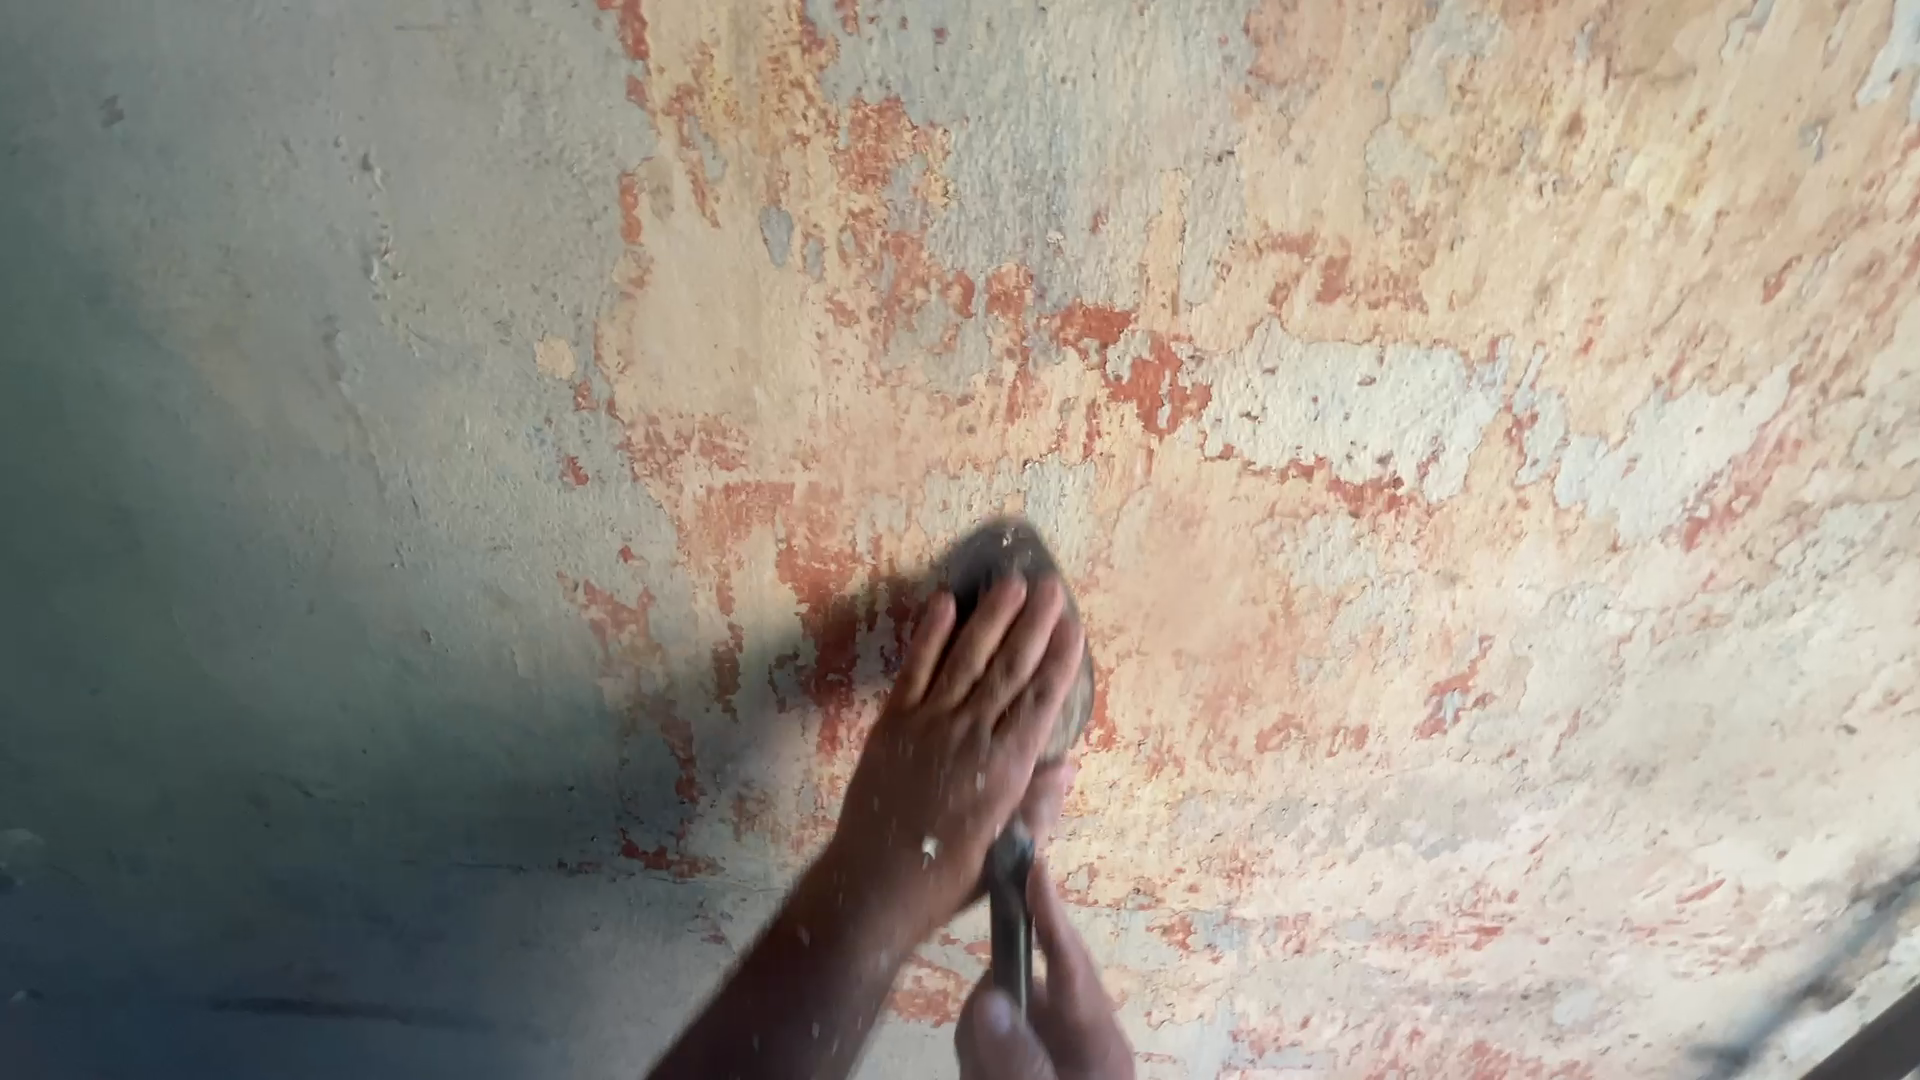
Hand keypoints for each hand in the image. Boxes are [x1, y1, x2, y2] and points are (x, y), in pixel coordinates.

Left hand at [821, 576, 1085, 949]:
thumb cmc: (950, 875)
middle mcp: (973, 732)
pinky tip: (945, 602)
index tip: (1074, 624)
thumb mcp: (1008, 852)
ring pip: (969, 657)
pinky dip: (931, 633)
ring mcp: (931, 720)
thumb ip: (1039, 805)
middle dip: (1034, 623)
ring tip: (1011, 582)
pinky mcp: (895, 719)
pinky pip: (916, 667)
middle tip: (1050, 585)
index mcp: (1007, 766)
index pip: (1043, 699)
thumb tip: (1068, 764)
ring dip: (991, 617)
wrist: (877, 883)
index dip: (1060, 658)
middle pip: (1011, 667)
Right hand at [956, 859, 1133, 1079]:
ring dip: (978, 1046)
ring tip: (982, 1079)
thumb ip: (1020, 1057)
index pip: (1071, 962)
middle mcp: (1072, 1029)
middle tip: (980, 1052)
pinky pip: (983, 1036)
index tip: (1036, 865)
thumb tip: (987, 997)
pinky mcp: (1023, 1053)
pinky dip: (976, 1059)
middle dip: (993, 1005)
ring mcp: (1045, 1041)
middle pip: (1021, 980)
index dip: (1050, 913)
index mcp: (1097, 1037)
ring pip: (994, 1008)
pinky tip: (982, 1079)